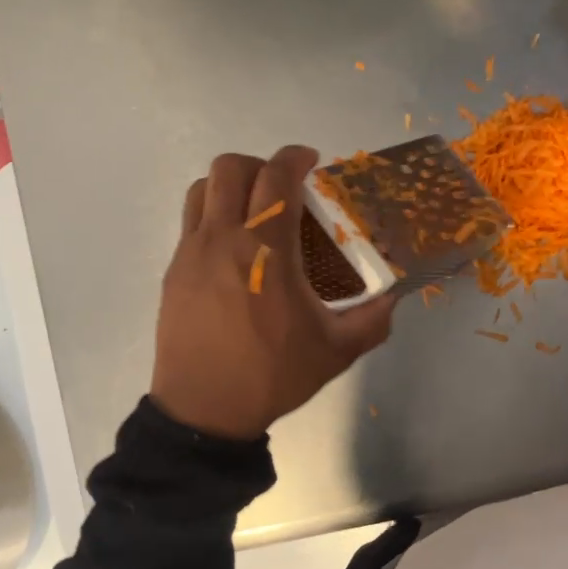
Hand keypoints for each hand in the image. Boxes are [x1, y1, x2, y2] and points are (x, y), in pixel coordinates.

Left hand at [150, 147, 395, 440]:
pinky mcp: (174, 273)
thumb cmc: (272, 376)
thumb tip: (393, 299)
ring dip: (232, 186)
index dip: (294, 158)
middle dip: (261, 165)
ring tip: (256, 211)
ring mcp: (191, 254)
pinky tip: (237, 253)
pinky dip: (215, 217)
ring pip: (203, 190)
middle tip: (286, 187)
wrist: (204, 411)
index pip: (275, 178)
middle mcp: (222, 239)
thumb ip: (372, 320)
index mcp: (266, 251)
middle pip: (230, 169)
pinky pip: (192, 223)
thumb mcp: (336, 351)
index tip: (312, 161)